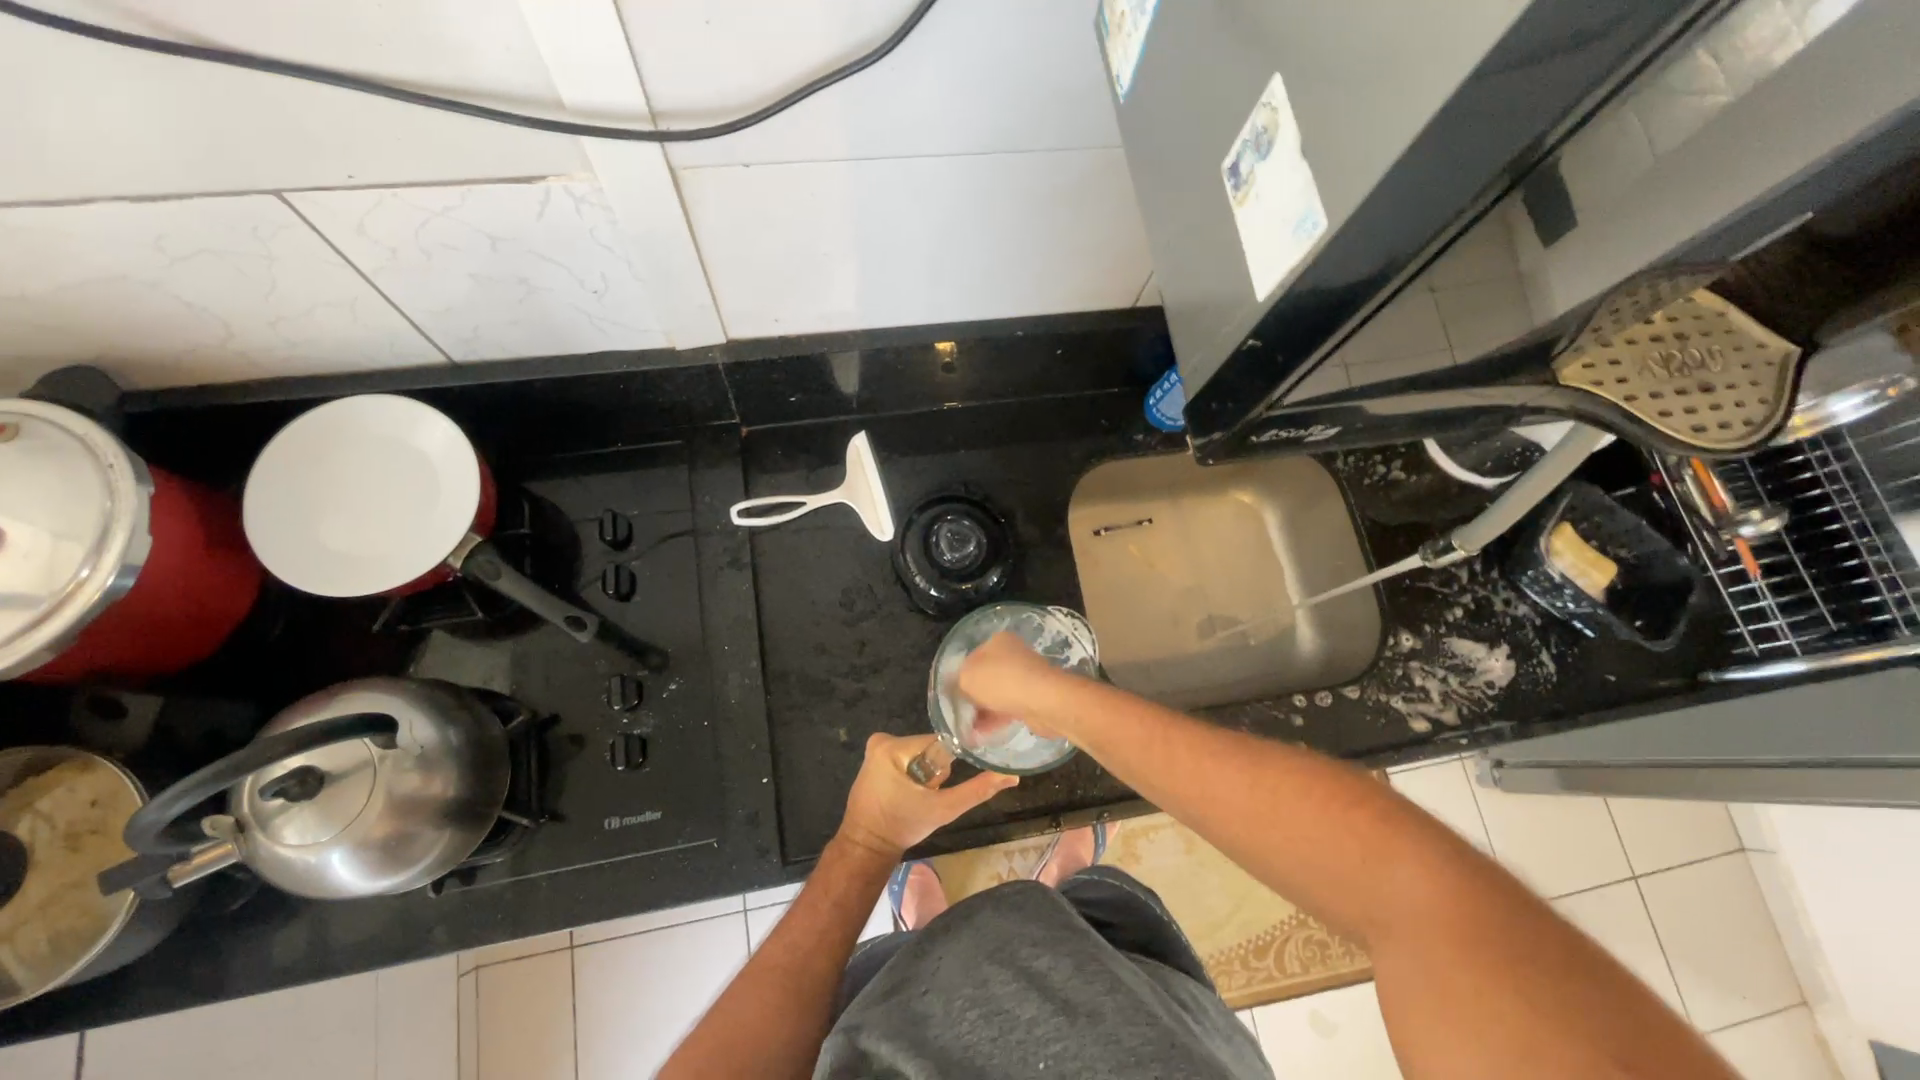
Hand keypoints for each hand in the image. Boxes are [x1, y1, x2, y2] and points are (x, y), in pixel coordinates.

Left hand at [836, 733, 1018, 859]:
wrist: (868, 846)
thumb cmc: (903, 826)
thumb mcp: (944, 809)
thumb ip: (978, 790)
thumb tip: (1012, 775)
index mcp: (893, 746)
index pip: (939, 743)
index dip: (946, 766)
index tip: (942, 787)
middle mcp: (882, 740)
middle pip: (929, 748)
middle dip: (934, 772)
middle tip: (927, 796)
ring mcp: (875, 748)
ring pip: (920, 753)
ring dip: (924, 773)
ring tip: (916, 796)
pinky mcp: (874, 757)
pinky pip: (907, 757)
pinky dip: (912, 773)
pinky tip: (907, 792)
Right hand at [956, 632, 1073, 739]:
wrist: (1043, 700)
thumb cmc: (1001, 681)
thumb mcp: (967, 676)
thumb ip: (958, 681)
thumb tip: (961, 688)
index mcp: (997, 642)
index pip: (971, 659)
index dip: (960, 678)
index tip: (953, 698)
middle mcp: (1013, 655)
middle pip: (985, 678)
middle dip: (972, 699)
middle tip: (960, 717)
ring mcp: (1026, 676)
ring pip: (997, 695)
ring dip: (983, 712)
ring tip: (968, 732)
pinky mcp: (1034, 697)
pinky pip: (1010, 708)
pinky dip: (996, 719)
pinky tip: (982, 735)